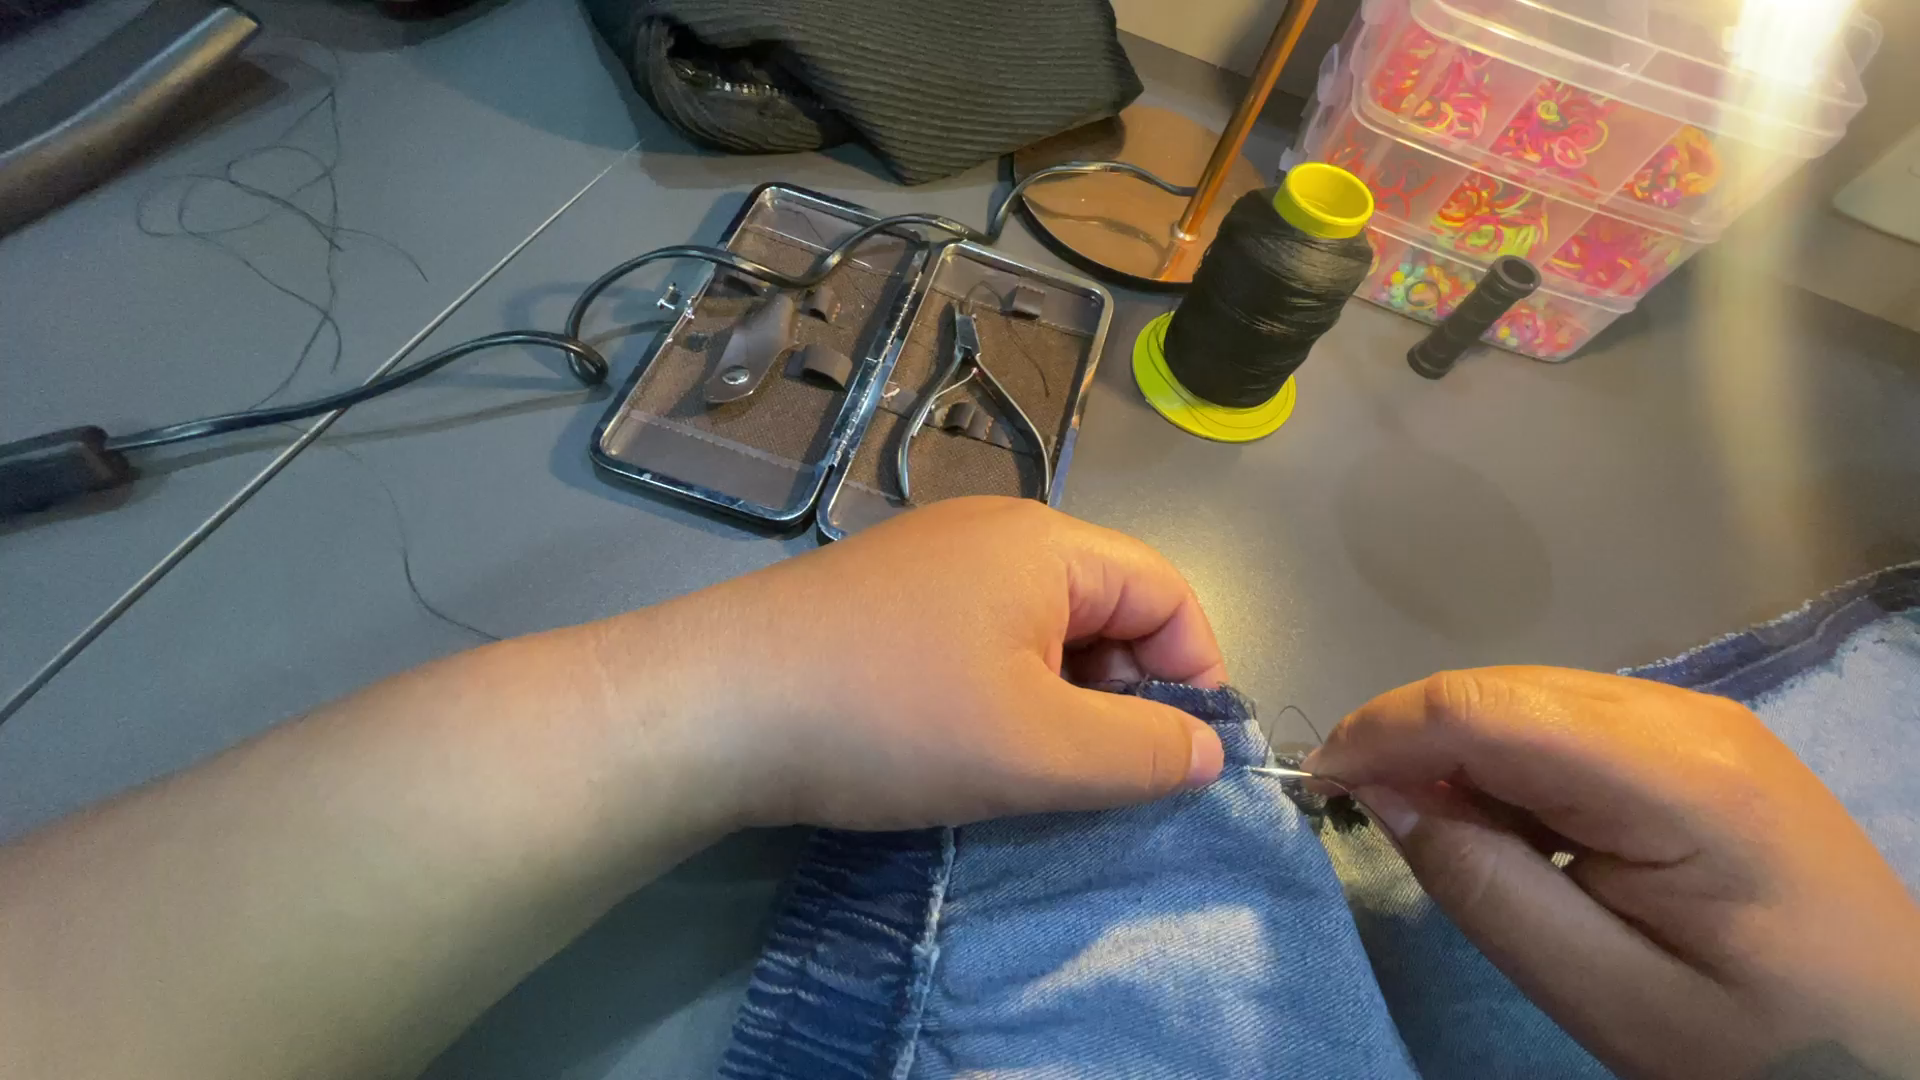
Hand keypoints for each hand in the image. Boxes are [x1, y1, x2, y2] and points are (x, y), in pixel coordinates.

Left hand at [619, 496, 1227, 830]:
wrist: (716, 705)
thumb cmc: (892, 716)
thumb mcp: (1038, 747)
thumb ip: (1143, 752)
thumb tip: (1207, 749)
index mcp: (1044, 542)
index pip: (1166, 589)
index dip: (1193, 670)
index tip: (1180, 754)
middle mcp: (993, 533)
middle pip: (1105, 604)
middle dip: (1123, 689)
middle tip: (1099, 770)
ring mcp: (934, 562)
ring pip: (1042, 627)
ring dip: (1062, 696)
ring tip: (1035, 763)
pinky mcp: (890, 598)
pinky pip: (983, 636)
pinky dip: (1005, 689)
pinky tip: (972, 737)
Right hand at [1306, 667, 1919, 1079]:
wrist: (1911, 1063)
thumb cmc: (1758, 1048)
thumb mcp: (1599, 990)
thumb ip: (1475, 880)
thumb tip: (1381, 792)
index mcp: (1682, 778)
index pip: (1484, 711)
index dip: (1381, 732)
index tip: (1319, 781)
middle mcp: (1682, 714)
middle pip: (1489, 692)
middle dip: (1404, 740)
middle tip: (1362, 806)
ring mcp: (1687, 715)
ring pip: (1507, 696)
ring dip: (1447, 751)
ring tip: (1442, 826)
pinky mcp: (1680, 731)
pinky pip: (1542, 717)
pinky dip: (1491, 759)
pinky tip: (1507, 818)